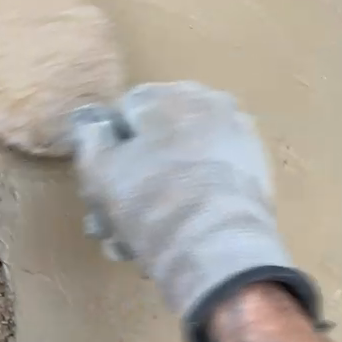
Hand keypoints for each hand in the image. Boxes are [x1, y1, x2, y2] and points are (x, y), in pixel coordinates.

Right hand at [71, 82, 319, 341]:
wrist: (214, 245)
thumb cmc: (149, 202)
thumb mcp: (100, 170)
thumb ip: (89, 139)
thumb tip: (90, 122)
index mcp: (170, 95)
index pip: (124, 113)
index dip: (103, 152)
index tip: (95, 187)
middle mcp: (209, 104)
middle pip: (153, 144)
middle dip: (126, 184)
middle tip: (109, 225)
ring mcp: (236, 139)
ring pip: (176, 170)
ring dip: (150, 204)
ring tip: (133, 243)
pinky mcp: (253, 175)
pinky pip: (204, 187)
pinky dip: (184, 208)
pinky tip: (167, 240)